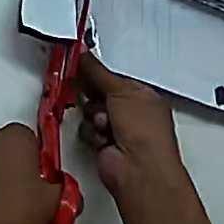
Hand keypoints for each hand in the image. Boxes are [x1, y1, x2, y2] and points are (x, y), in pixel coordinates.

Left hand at [0, 124, 61, 223]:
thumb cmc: (15, 211)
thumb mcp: (57, 204)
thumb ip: (66, 192)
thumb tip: (65, 194)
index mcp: (16, 136)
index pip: (36, 143)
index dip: (45, 168)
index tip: (50, 188)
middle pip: (16, 161)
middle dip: (28, 186)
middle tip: (39, 213)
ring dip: (12, 199)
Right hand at [78, 53, 181, 197]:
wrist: (138, 169)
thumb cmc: (142, 129)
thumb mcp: (120, 90)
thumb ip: (97, 71)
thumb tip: (83, 53)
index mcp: (143, 96)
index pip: (113, 77)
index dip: (96, 72)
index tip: (80, 65)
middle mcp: (132, 112)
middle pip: (100, 93)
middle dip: (92, 94)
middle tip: (83, 89)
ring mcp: (118, 129)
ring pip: (91, 111)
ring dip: (94, 115)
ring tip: (104, 123)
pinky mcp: (104, 144)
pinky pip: (88, 129)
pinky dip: (93, 131)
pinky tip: (102, 137)